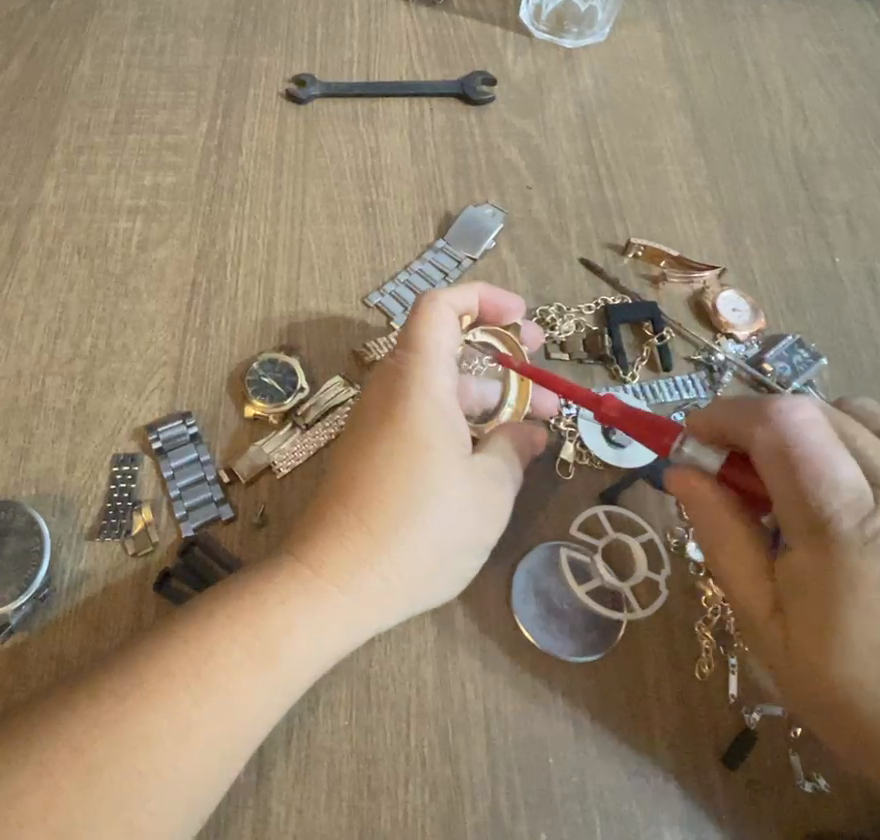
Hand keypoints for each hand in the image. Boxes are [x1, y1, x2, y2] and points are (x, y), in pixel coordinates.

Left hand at [281, 283, 558, 638]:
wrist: (336, 580)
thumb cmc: (420, 529)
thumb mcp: (487, 491)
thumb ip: (512, 449)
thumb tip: (527, 431)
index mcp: (417, 380)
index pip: (439, 307)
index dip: (482, 299)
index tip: (523, 319)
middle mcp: (390, 390)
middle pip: (443, 347)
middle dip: (498, 354)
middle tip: (544, 372)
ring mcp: (375, 422)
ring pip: (435, 388)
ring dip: (484, 397)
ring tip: (533, 426)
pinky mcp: (370, 453)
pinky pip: (418, 417)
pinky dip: (456, 422)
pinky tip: (490, 456)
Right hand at [668, 396, 879, 838]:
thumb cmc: (870, 707)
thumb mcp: (768, 628)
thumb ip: (723, 537)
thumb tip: (682, 472)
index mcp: (850, 527)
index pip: (780, 419)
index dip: (727, 413)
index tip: (698, 441)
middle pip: (821, 410)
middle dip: (764, 427)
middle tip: (743, 478)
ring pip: (875, 423)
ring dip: (821, 436)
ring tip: (811, 495)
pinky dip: (876, 465)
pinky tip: (879, 526)